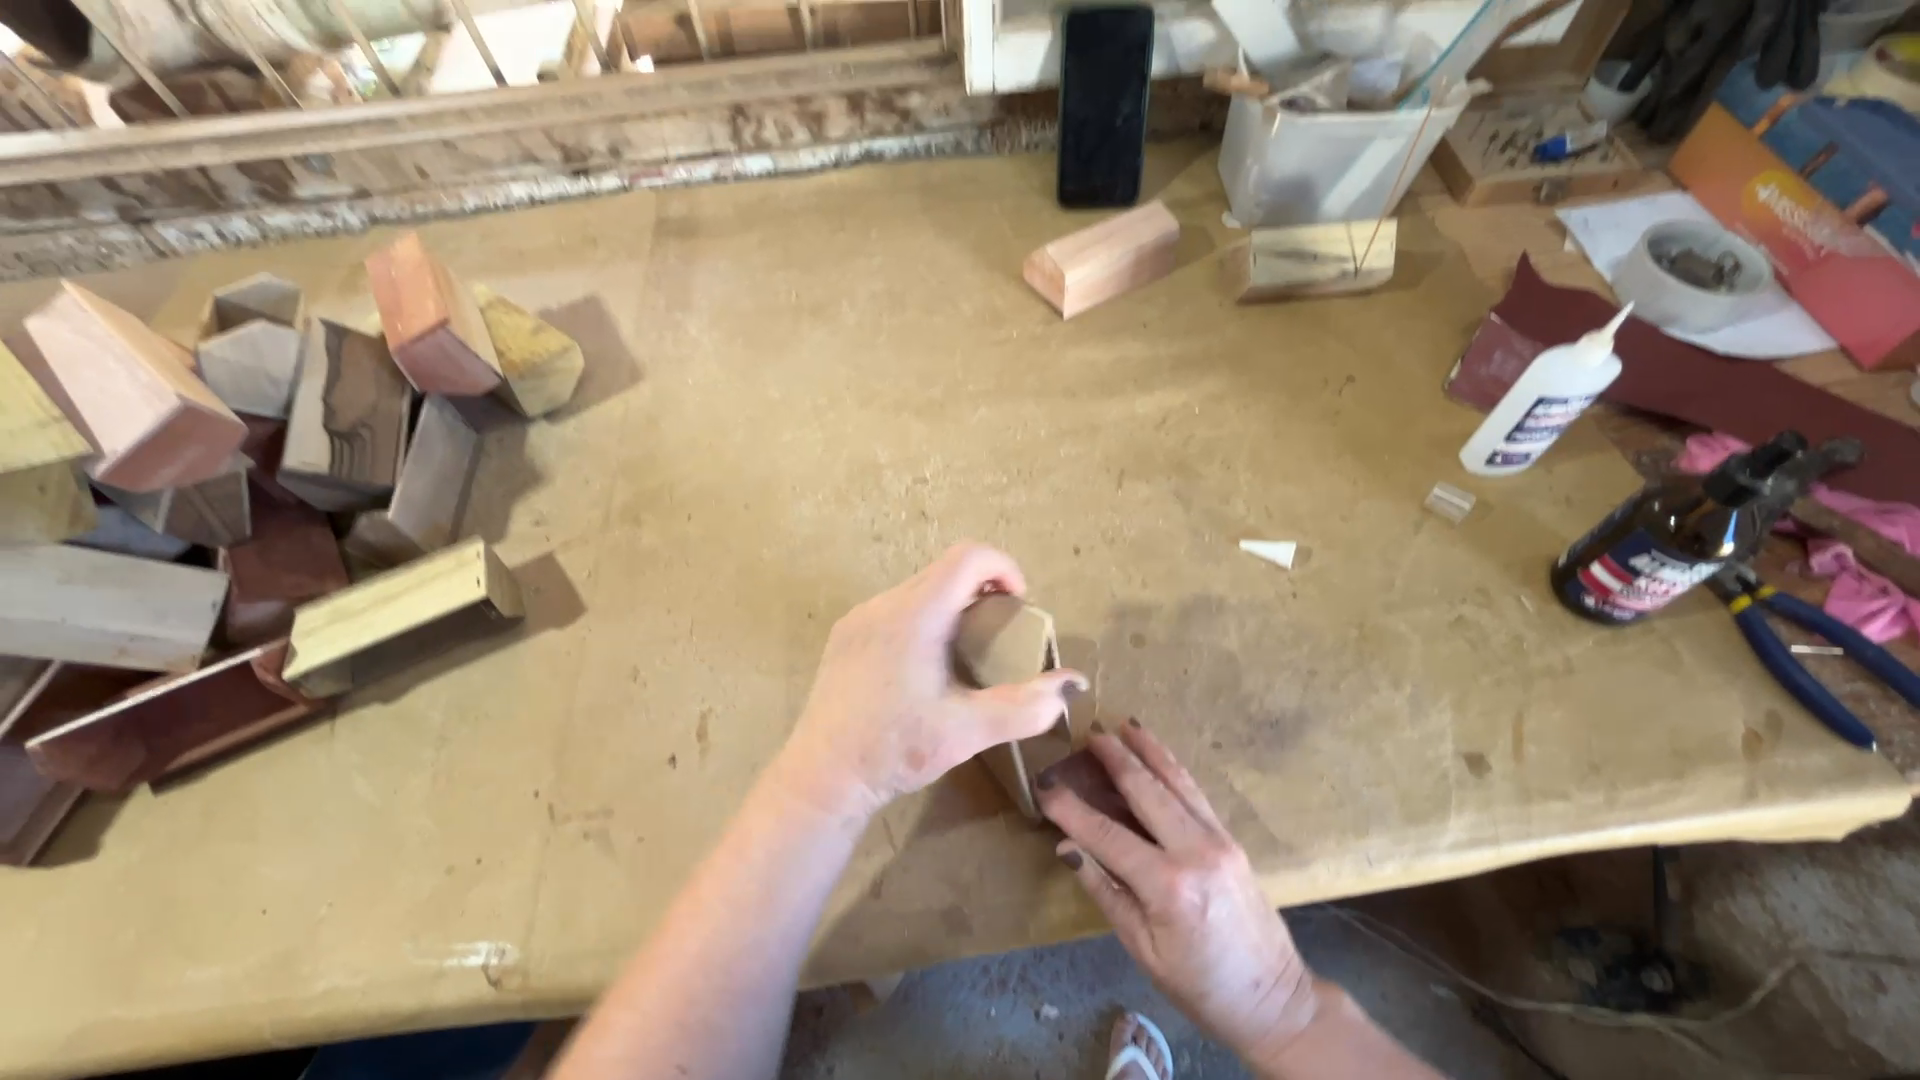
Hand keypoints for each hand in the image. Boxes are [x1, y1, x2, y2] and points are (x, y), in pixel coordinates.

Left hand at [780, 543, 1086, 818]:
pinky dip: (923, 620)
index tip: (1020, 605)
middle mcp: (883, 605)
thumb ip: (1024, 706)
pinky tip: (925, 667)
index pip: (968, 556)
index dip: (1004, 567)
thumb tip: (1070, 686)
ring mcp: (858, 620)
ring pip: (917, 590)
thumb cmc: (894, 748)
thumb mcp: (967, 732)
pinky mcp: (844, 638)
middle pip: (943, 572)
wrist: (822, 776)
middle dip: (981, 591)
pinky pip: (894, 609)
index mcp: (915, 614)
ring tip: (966, 653)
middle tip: (1000, 635)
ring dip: (951, 606)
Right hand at [1038, 722, 1319, 1064]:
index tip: (1045, 786)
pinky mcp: (1231, 840)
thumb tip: (1068, 849)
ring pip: (1176, 782)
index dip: (1071, 810)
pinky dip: (1174, 768)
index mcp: (1168, 886)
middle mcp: (1195, 851)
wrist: (1274, 1000)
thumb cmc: (1200, 986)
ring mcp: (1218, 841)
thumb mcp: (1143, 950)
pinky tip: (1160, 755)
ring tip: (1125, 725)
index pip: (1106, 835)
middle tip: (1088, 734)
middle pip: (1145, 791)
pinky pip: (1196, 794)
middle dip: (1114, 759)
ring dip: (1149, 751)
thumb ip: (1106, 893)